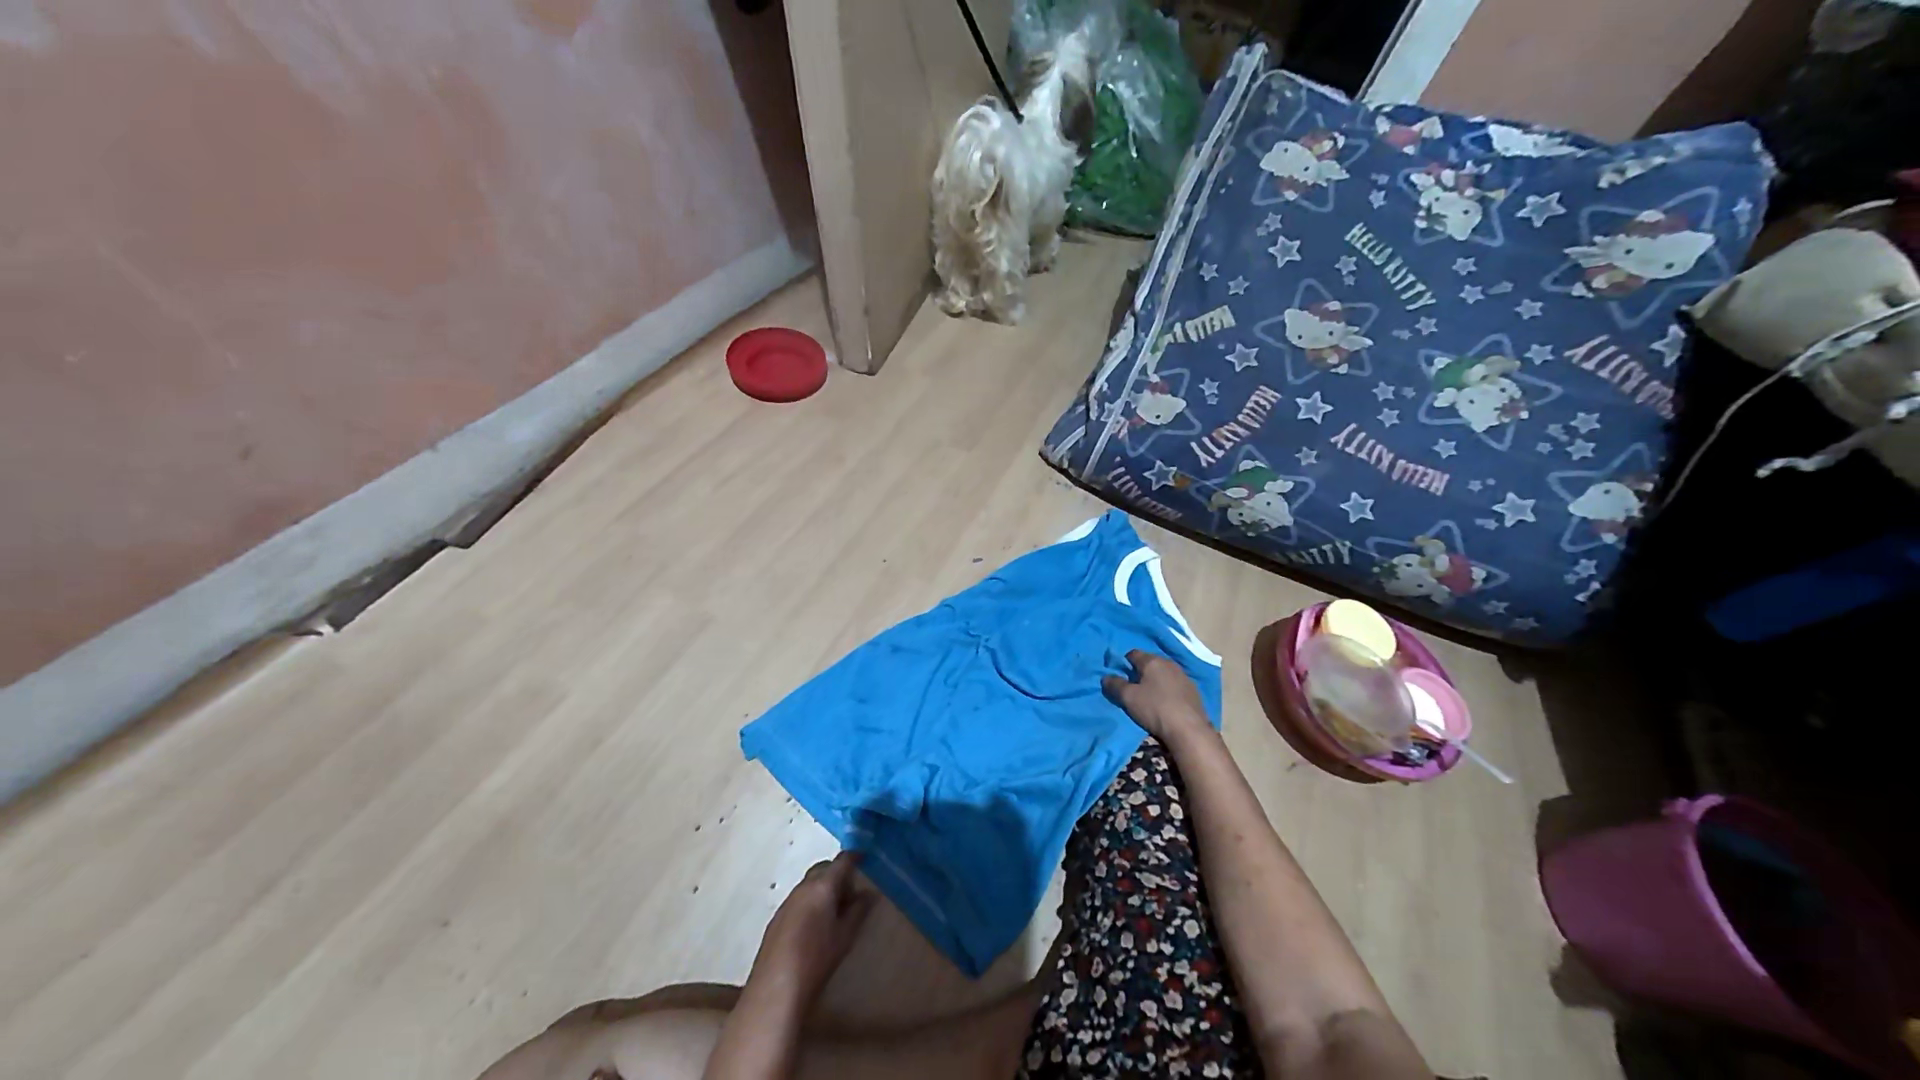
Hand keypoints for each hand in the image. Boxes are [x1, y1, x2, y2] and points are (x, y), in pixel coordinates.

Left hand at [744, 852, 876, 1011]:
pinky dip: (811, 901)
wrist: (776, 988)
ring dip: (824, 888)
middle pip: (823, 869)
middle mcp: (802, 888)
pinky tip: (815, 926)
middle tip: (852, 893)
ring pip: (809, 884)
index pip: (841, 861)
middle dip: (838, 873)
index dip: (854, 857)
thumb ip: (859, 911)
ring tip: (835, 912)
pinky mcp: (777, 919)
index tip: (865, 857)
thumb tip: (869, 893)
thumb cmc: (816, 959)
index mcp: (821, 887)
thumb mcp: (845, 936)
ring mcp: (787, 902)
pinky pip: (798, 899)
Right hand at [1103, 649, 1210, 743]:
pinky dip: (1167, 690)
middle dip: (1140, 672)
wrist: (1189, 729)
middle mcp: (1169, 664)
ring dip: (1155, 681)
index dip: (1124, 663)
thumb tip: (1106, 677)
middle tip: (1132, 687)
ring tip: (1148, 696)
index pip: (1133, 654)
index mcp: (1153, 661)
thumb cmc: (1155, 708)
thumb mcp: (1128, 698)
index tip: (1119, 675)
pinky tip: (1165, 703)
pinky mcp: (1193, 691)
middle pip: (1150, 663)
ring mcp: (1184, 677)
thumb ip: (1115, 685)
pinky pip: (1175, 685)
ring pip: (1164, 674)